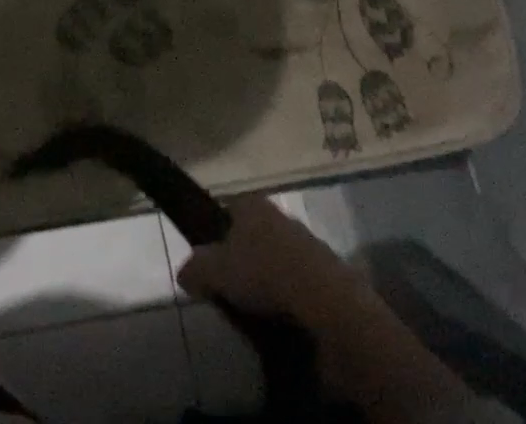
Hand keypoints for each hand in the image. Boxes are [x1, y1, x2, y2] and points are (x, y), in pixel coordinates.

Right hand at [177, 195, 358, 318]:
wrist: (332, 307)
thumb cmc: (263, 275)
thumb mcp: (210, 272)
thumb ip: (193, 269)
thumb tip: (188, 275)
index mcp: (254, 206)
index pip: (230, 206)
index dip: (217, 228)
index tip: (211, 255)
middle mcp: (284, 218)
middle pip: (257, 234)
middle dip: (245, 255)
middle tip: (231, 283)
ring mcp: (314, 247)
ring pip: (282, 259)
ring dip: (272, 278)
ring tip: (258, 308)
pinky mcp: (337, 278)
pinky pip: (305, 284)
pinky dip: (295, 298)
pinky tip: (286, 319)